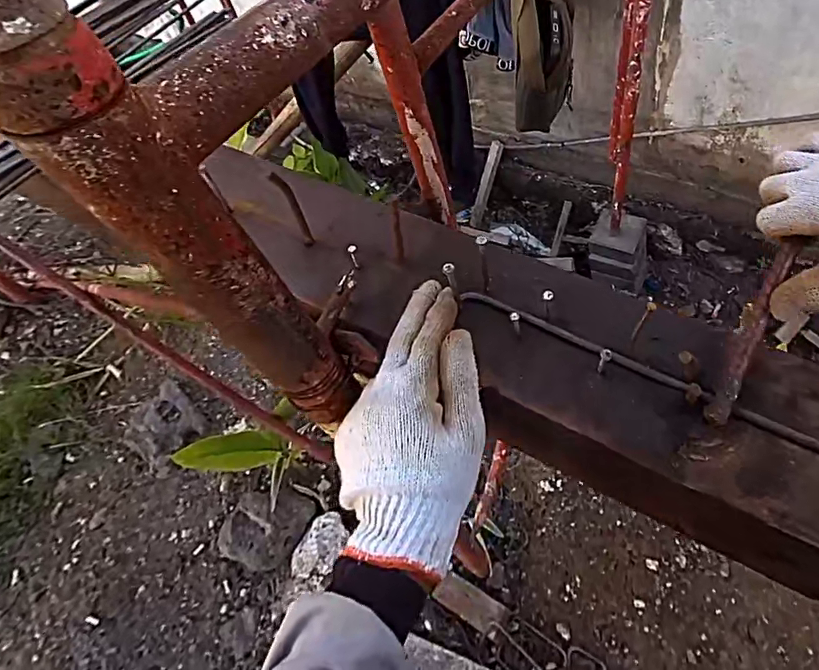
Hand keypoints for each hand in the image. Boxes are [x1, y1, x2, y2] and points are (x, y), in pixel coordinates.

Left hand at [333, 280, 486, 585]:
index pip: (427, 338)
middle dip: (416, 310)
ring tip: (421, 323)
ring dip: (405, 341)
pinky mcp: (352, 430)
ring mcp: (361, 412)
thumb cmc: (440, 482)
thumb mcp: (466, 427)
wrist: (396, 532)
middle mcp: (378, 394)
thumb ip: (461, 375)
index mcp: (410, 391)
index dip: (439, 313)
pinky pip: (377, 391)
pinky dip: (393, 374)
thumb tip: (456, 337)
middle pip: (399, 340)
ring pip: (386, 365)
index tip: (449, 293)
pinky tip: (407, 374)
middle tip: (430, 287)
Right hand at [756, 134, 818, 331]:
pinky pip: (815, 141)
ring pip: (784, 160)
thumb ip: (805, 294)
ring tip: (807, 200)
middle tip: (805, 228)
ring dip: (787, 179)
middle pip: (770, 187)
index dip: (780, 238)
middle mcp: (814, 177)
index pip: (767, 219)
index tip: (802, 248)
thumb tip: (775, 309)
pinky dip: (806, 152)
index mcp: (809, 207)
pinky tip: (815, 169)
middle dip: (780, 208)